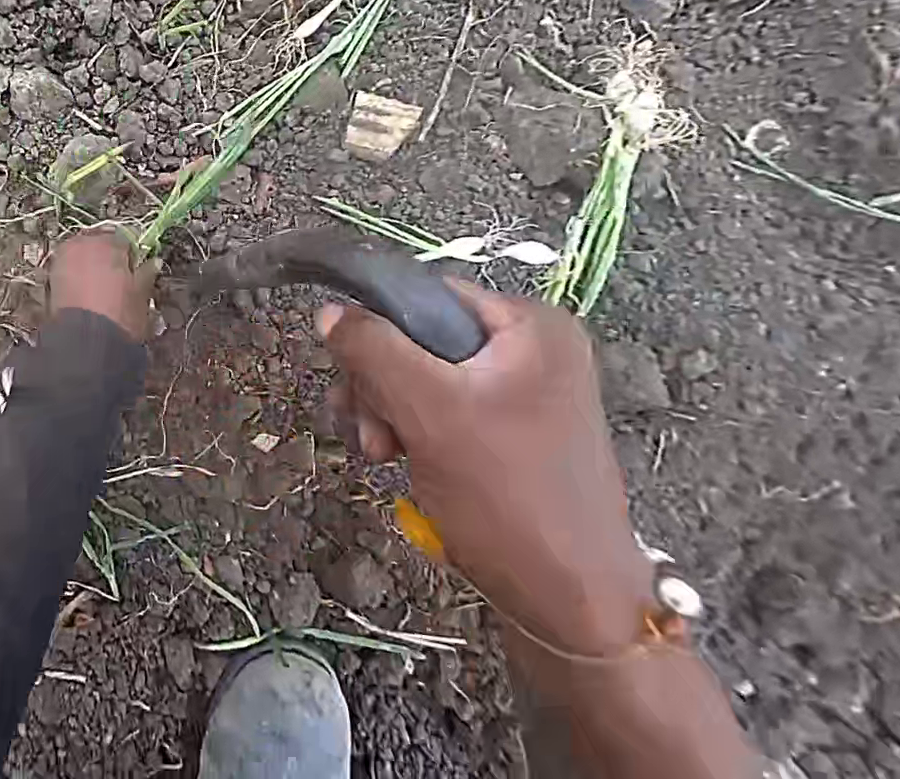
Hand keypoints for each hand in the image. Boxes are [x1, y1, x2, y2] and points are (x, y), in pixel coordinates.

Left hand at [48, 230, 157, 341]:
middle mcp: (81, 244)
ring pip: (81, 258)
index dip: (132, 256)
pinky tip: (87, 298)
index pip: (125, 240)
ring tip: (102, 291)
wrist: (86, 343)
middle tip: (119, 280)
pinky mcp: (50, 280)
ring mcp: (62, 260)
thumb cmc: (119, 315)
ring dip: (91, 268)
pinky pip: (69, 272)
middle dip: (108, 258)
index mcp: (107, 242)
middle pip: (99, 244)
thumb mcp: (141, 294)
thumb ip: (146, 273)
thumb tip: (152, 263)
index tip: (136, 271)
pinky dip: (77, 280)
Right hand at [317, 282, 652, 655]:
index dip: (379, 327)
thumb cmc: (505, 494)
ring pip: (421, 375)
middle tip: (372, 431)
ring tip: (380, 452)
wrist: (570, 604)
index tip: (352, 374)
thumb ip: (372, 351)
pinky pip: (439, 407)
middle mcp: (530, 348)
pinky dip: (410, 428)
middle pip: (418, 339)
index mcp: (529, 324)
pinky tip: (397, 458)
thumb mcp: (428, 410)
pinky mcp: (508, 426)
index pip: (427, 295)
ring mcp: (521, 389)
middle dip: (381, 384)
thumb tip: (329, 313)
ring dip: (386, 410)